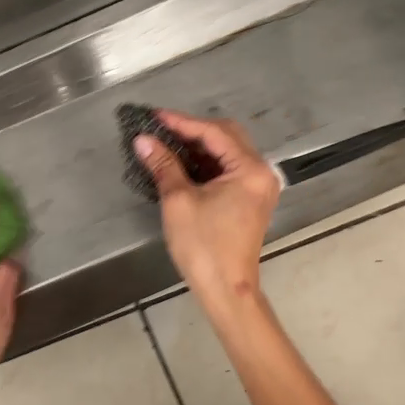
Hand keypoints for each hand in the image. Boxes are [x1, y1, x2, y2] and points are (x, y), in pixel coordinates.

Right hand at [134, 110, 280, 311]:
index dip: (182, 122)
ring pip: (228, 151)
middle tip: (161, 127)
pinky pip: (229, 168)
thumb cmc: (203, 245)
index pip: (214, 133)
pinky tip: (183, 162)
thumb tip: (143, 139)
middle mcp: (261, 172)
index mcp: (250, 169)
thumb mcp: (178, 200)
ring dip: (199, 145)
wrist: (225, 289)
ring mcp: (258, 186)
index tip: (154, 116)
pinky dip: (207, 161)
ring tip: (167, 142)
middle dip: (193, 129)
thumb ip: (163, 164)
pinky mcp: (251, 199)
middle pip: (227, 136)